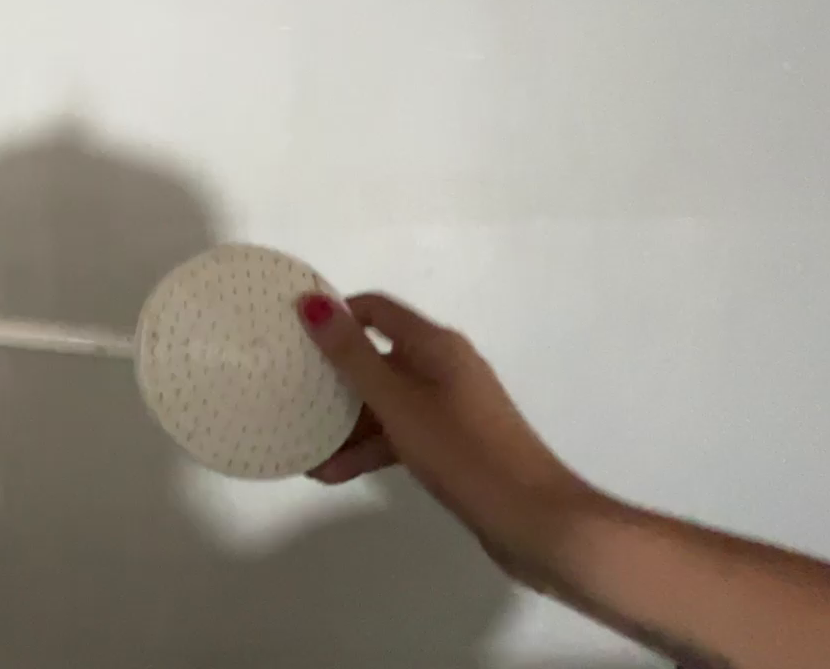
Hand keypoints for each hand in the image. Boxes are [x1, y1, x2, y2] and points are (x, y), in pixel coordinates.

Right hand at [298, 292, 602, 578]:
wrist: (540, 527)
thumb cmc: (464, 452)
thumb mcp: (396, 402)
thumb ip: (351, 354)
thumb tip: (312, 302)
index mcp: (434, 346)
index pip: (373, 309)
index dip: (333, 314)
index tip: (293, 333)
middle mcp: (441, 366)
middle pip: (373, 356)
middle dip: (331, 376)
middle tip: (289, 388)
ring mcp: (447, 406)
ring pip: (382, 399)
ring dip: (344, 421)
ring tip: (303, 445)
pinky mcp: (450, 441)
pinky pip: (397, 430)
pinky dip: (368, 446)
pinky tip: (332, 471)